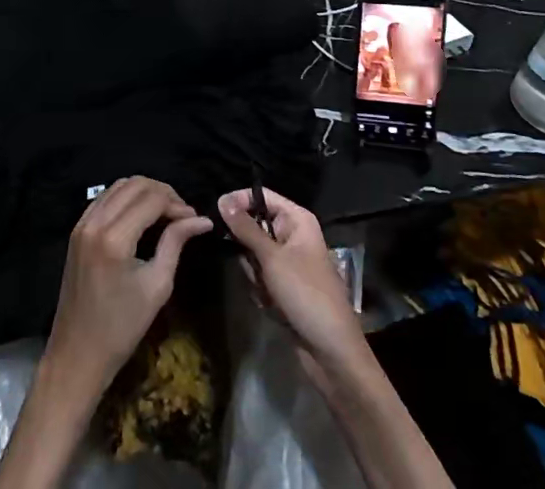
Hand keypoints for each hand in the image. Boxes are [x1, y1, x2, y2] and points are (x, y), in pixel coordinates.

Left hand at [46, 177, 214, 386]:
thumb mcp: (157, 286)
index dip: (178, 204)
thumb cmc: (122, 327)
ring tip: (165, 213)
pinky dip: (125, 198)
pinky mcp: (76, 232)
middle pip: (134, 184)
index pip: (152, 199)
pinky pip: (104, 199)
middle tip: (182, 214)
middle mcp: (94, 223)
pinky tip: (141, 216)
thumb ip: (176, 243)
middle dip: (163, 192)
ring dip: (144, 192)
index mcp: (114, 239)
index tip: (194, 220)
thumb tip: (202, 220)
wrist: (77, 355)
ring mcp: (81, 225)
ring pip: (118, 186)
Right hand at [218, 187, 364, 364]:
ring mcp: (287, 261)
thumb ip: (245, 228)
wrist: (329, 348)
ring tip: (267, 291)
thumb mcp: (272, 258)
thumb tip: (222, 199)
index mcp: (297, 219)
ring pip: (252, 255)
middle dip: (247, 249)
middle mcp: (292, 235)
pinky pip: (258, 277)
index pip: (262, 196)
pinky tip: (271, 306)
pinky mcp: (282, 284)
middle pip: (254, 226)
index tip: (215, 213)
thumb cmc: (305, 294)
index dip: (239, 201)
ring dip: (253, 274)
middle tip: (254, 268)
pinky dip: (259, 290)